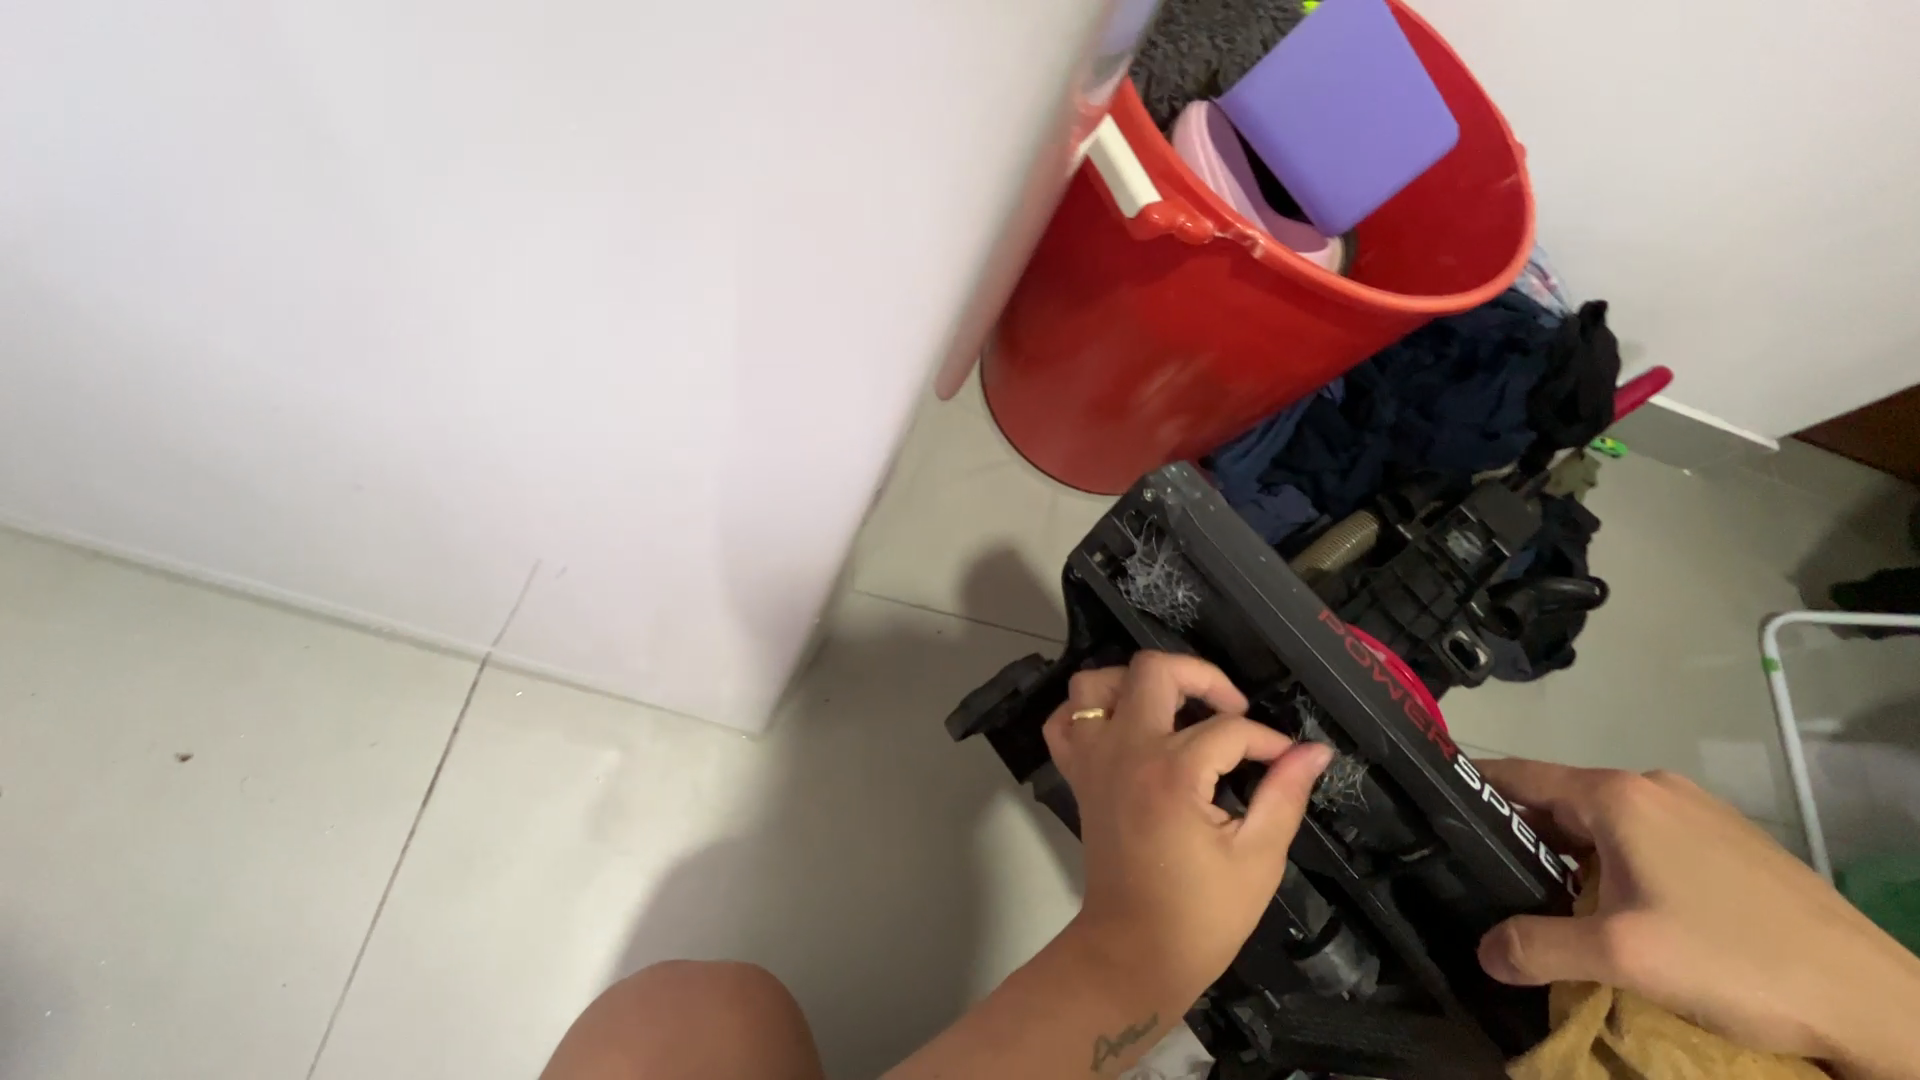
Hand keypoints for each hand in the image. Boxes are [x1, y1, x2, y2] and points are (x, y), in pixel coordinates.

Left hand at [1042, 651, 1333, 1003]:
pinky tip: (1122, 727)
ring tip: (1174, 709)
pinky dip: (1088, 712)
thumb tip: (1313, 750)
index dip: (1268, 740)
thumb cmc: (1202, 914)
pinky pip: (1064, 722)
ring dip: (1136, 684)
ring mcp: (1092, 759)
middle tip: (1230, 711)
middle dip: (1201, 678)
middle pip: (1154, 671)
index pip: (1228, 728)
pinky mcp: (1076, 775)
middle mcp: (1125, 751)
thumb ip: (1285, 794)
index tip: (1287, 760)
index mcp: (1172, 771)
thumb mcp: (1259, 857)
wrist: (1135, 951)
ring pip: (1095, 684)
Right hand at [1476, 759, 1919, 1079]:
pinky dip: (1610, 863)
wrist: (1886, 1008)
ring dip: (1566, 854)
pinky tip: (1614, 908)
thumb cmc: (1741, 961)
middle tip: (1486, 877)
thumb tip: (1484, 952)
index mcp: (1618, 794)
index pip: (1515, 775)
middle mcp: (1652, 787)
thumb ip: (1537, 946)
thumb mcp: (1623, 957)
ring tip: (1545, 900)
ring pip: (1600, 822)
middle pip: (1556, 799)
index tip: (1436, 822)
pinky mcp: (1729, 842)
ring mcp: (1696, 811)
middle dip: (1518, 835)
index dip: (1470, 793)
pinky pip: (1641, 838)